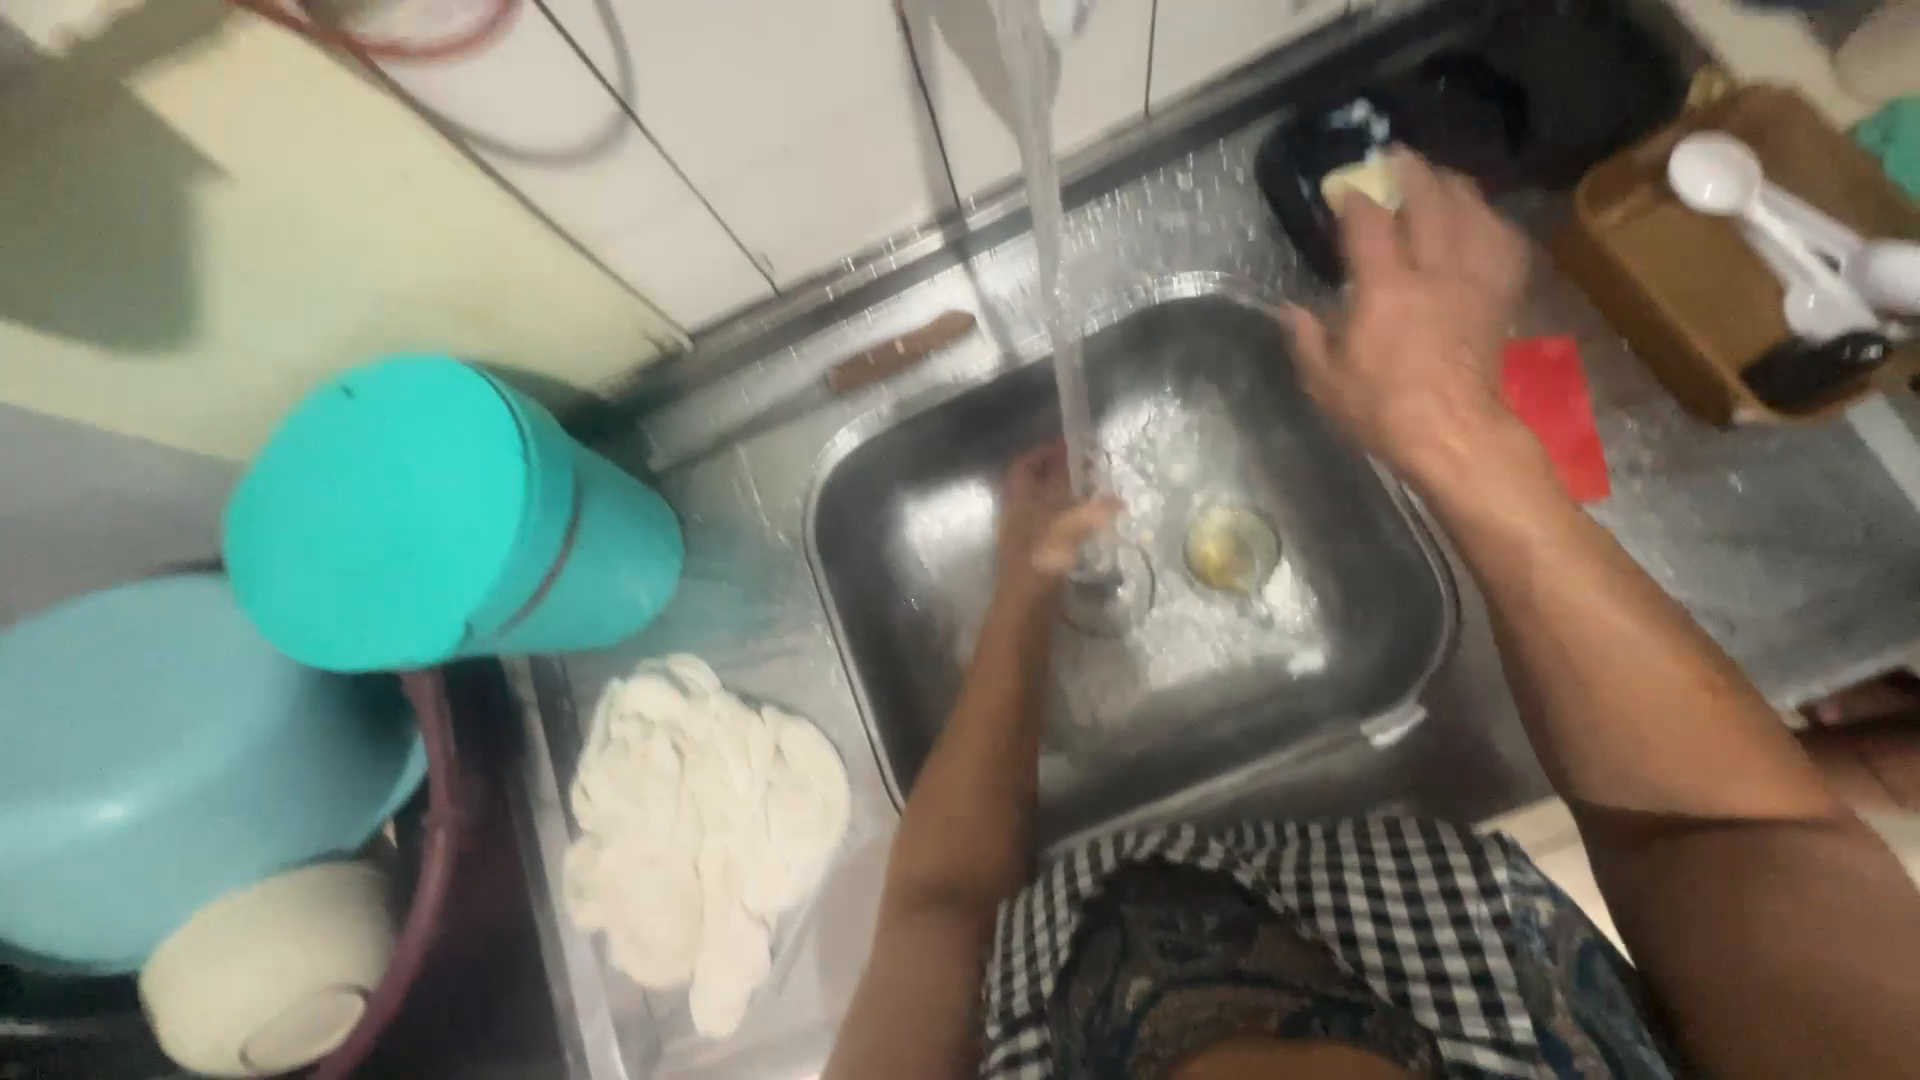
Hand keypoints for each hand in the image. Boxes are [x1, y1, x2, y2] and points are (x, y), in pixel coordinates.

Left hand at [996, 441, 1122, 600]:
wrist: (1024, 610)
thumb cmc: (1040, 562)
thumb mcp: (1069, 529)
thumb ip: (1093, 511)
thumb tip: (1117, 500)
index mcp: (1019, 502)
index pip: (1023, 466)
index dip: (1042, 453)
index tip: (1068, 447)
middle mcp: (1017, 517)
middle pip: (1034, 487)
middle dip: (1057, 475)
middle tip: (1087, 471)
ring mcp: (1024, 539)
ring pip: (1043, 509)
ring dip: (1064, 500)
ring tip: (1092, 497)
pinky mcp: (1035, 559)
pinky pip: (1051, 531)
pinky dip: (1068, 524)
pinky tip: (1088, 530)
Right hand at [1283, 150, 1531, 485]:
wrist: (1452, 432)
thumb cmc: (1381, 409)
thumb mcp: (1324, 381)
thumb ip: (1305, 338)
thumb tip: (1289, 311)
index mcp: (1385, 291)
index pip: (1369, 224)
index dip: (1354, 199)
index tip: (1342, 187)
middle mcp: (1434, 272)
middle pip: (1430, 200)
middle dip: (1410, 171)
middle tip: (1395, 157)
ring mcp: (1473, 279)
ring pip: (1472, 210)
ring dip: (1453, 186)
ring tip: (1438, 177)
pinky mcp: (1499, 295)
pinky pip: (1503, 241)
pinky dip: (1491, 220)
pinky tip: (1481, 219)